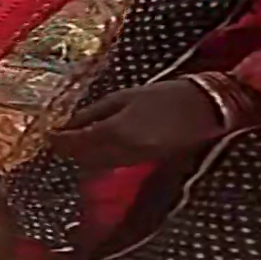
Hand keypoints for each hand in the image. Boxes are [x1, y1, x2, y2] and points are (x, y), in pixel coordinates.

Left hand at [49, 80, 226, 169]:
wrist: (212, 106)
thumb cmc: (163, 95)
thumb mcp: (120, 98)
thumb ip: (90, 114)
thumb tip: (66, 124)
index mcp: (114, 131)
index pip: (73, 143)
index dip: (57, 139)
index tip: (48, 132)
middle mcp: (123, 150)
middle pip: (81, 157)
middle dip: (66, 149)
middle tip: (57, 138)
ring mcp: (138, 158)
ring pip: (97, 163)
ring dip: (81, 155)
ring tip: (74, 142)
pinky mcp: (150, 161)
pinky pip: (115, 164)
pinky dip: (99, 158)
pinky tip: (96, 147)